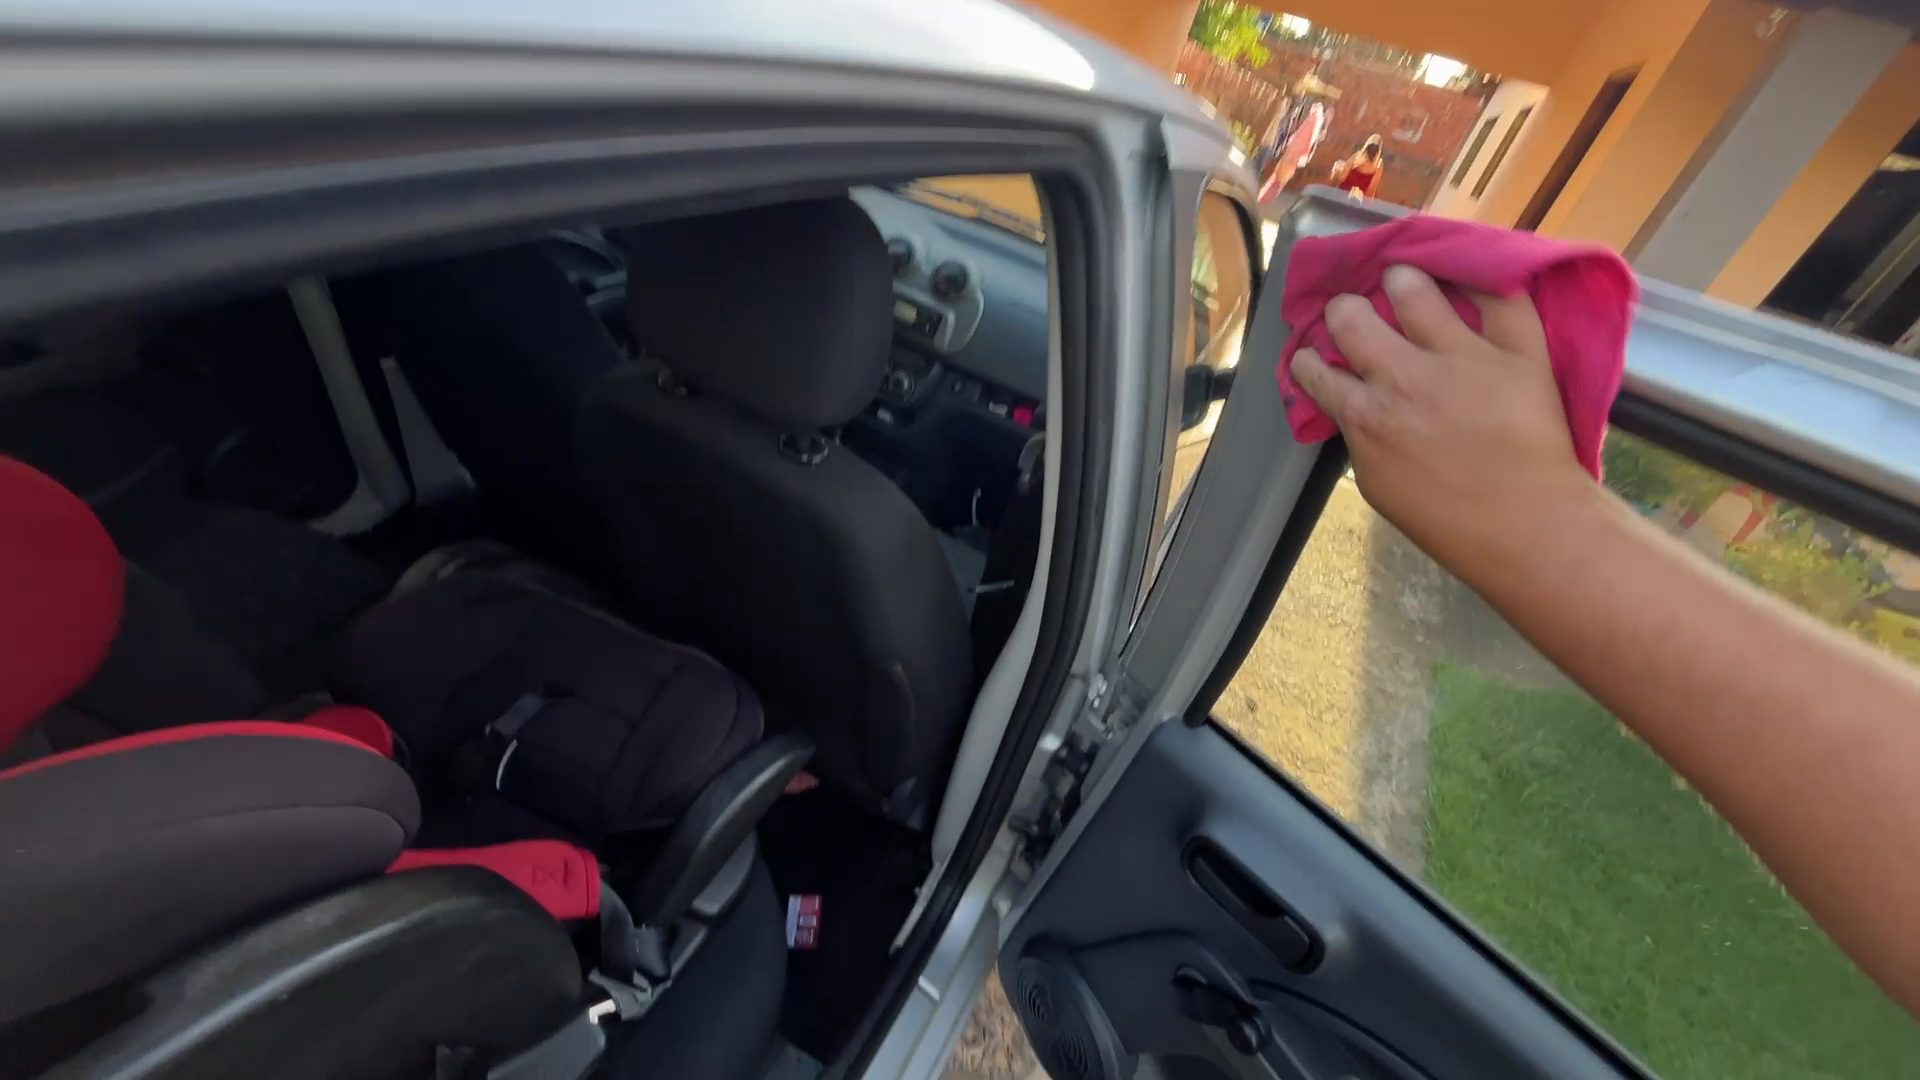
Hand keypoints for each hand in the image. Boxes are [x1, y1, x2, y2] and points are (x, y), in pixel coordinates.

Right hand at [1289, 264, 1599, 586]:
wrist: (1522, 521)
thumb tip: (1356, 409)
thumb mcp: (1374, 481)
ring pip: (1417, 293)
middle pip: (1353, 319)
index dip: (1308, 359)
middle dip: (1343, 311)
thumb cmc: (1439, 515)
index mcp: (1365, 414)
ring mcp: (1463, 358)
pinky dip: (1481, 283)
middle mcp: (1405, 376)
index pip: (1317, 371)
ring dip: (1401, 282)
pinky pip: (1500, 298)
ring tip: (1402, 279)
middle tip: (1351, 311)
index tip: (1312, 356)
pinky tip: (1467, 278)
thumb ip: (1359, 435)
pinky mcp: (1517, 351)